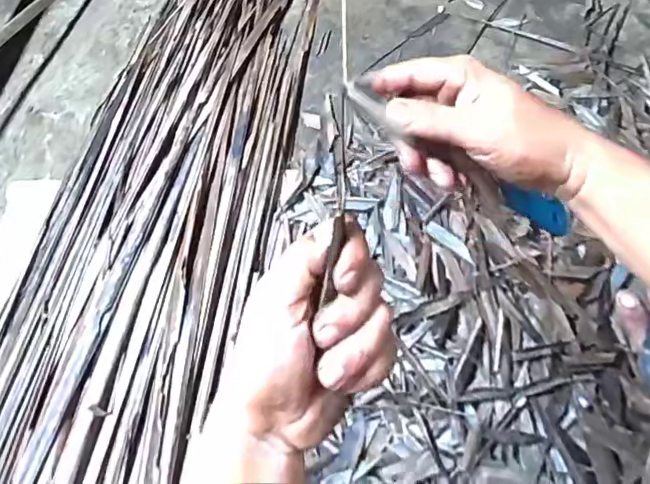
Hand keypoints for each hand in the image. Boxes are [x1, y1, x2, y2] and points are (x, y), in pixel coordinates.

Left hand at [195, 220, 393, 478]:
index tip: (341, 280)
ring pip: (382, 317)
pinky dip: (365, 369)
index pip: (349, 239)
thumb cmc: (260, 365)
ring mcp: (351, 324)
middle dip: (348, 314)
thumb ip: (305, 257)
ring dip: (352, 350)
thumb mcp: (275, 299)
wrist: (271, 424)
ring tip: (324, 362)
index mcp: (310, 270)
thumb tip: (333, 224)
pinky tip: (339, 377)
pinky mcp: (366, 355)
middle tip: (320, 331)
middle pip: (371, 278)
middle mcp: (332, 292)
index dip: (354, 258)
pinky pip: (389, 351)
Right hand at [370, 55, 600, 199]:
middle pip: (414, 109)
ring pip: (426, 135)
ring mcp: (464, 117)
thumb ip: (428, 119)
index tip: (361, 96)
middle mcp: (458, 92)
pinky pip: (442, 150)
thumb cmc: (524, 140)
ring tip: (444, 178)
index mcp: (460, 76)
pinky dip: (443, 166)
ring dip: (429, 158)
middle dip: (412, 139)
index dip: (387, 84)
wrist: (568, 170)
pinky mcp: (470, 140)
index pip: (412, 73)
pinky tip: (456, 180)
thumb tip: (389, 109)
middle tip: (414, 163)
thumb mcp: (473, 129)